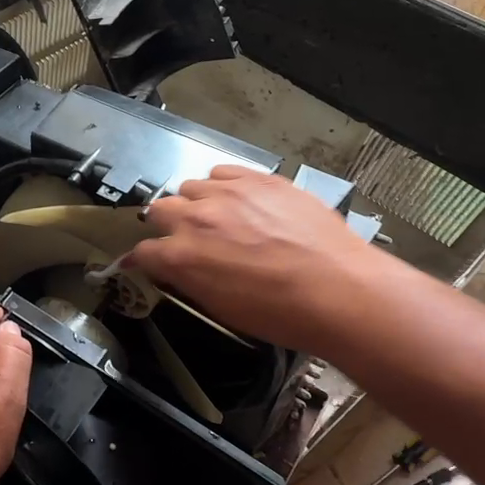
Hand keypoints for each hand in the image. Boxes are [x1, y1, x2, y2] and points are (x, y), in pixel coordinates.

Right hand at [129, 164, 394, 352]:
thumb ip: (187, 280)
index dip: (147, 260)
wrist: (341, 291)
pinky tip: (239, 201)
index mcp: (180, 257)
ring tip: (218, 218)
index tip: (152, 263)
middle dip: (167, 225)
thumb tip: (170, 269)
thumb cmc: (283, 312)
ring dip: (196, 203)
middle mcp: (195, 218)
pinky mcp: (258, 179)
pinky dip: (223, 185)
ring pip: (191, 187)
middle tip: (187, 240)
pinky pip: (223, 172)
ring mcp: (227, 194)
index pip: (143, 252)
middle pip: (159, 210)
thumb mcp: (221, 308)